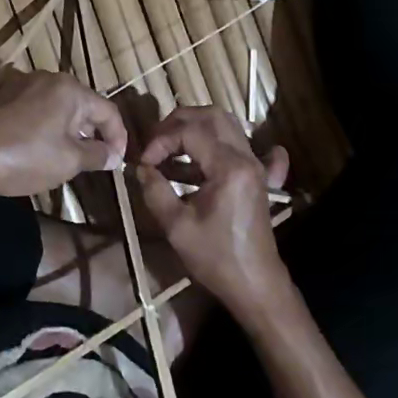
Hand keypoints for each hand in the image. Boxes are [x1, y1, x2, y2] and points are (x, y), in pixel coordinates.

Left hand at [0, 71, 126, 197]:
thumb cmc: (25, 156)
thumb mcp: (70, 162)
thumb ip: (98, 156)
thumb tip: (113, 156)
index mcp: (71, 89)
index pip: (109, 112)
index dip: (118, 138)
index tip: (117, 162)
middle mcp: (49, 79)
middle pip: (83, 107)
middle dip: (93, 134)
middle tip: (93, 160)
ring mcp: (22, 85)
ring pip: (59, 109)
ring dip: (69, 132)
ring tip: (67, 158)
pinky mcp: (1, 97)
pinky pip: (35, 111)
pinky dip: (45, 128)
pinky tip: (38, 150)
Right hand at [134, 107, 289, 316]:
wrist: (254, 281)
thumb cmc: (215, 258)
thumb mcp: (177, 226)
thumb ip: (156, 190)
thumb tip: (141, 167)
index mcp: (229, 167)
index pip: (191, 132)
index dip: (161, 140)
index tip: (143, 162)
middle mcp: (246, 157)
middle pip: (213, 116)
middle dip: (178, 123)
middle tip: (155, 144)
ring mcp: (255, 164)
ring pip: (226, 125)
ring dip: (196, 129)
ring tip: (169, 149)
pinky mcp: (256, 174)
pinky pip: (240, 144)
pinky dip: (218, 141)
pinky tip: (204, 155)